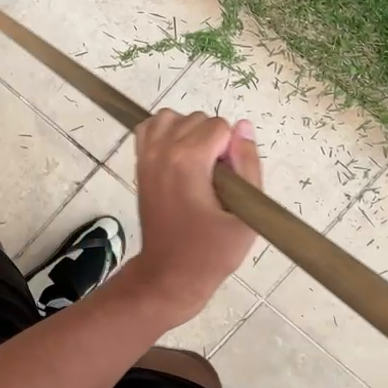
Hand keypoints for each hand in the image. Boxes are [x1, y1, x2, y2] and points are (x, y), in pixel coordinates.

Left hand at [122, 110, 262, 327]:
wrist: (170, 271)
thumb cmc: (212, 250)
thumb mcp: (245, 213)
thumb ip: (248, 166)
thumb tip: (245, 126)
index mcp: (186, 159)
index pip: (219, 125)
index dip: (232, 150)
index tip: (230, 179)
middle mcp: (161, 149)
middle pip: (197, 119)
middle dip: (214, 140)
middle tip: (217, 178)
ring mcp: (146, 153)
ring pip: (171, 117)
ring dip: (189, 132)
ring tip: (200, 165)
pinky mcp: (139, 161)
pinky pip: (150, 127)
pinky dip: (165, 132)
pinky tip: (180, 157)